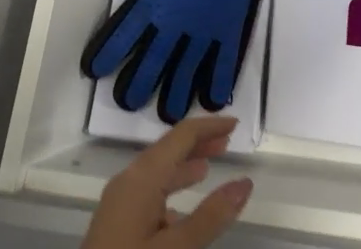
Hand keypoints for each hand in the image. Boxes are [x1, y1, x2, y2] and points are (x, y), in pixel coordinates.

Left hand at [82, 116, 253, 248]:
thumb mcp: (176, 248)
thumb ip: (211, 216)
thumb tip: (245, 182)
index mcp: (141, 178)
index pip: (180, 136)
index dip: (209, 126)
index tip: (236, 124)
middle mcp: (127, 182)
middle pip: (167, 150)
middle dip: (198, 144)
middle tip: (228, 143)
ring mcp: (118, 203)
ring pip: (157, 172)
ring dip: (185, 167)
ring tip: (208, 169)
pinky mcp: (115, 223)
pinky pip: (148, 193)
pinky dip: (170, 191)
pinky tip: (181, 210)